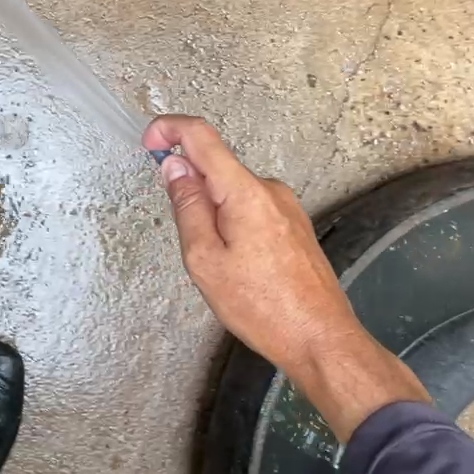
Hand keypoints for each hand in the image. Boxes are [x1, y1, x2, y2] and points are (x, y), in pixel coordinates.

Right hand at [144, 115, 428, 440]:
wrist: (326, 344)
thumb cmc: (262, 307)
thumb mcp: (204, 258)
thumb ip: (187, 205)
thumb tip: (175, 165)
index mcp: (245, 191)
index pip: (200, 135)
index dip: (168, 129)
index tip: (148, 145)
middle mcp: (269, 189)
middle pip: (215, 166)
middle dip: (189, 188)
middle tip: (191, 240)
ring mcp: (286, 206)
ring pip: (231, 189)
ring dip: (211, 210)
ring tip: (220, 263)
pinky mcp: (294, 224)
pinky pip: (249, 206)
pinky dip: (230, 220)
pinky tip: (240, 265)